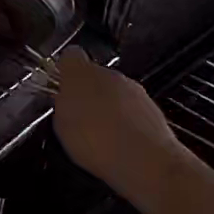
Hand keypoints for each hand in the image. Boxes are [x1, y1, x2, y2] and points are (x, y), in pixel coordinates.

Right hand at [52, 47, 188, 202]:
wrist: (142, 158)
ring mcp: (132, 87)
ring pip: (115, 90)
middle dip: (89, 92)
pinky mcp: (151, 104)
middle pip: (95, 75)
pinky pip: (132, 106)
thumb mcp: (62, 127)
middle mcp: (109, 74)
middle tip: (82, 118)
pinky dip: (127, 119)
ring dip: (110, 106)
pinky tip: (123, 142)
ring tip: (104, 135)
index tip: (63, 85)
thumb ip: (62, 105)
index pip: (70, 56)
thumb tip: (66, 101)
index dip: (66, 70)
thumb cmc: (95, 141)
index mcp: (80, 73)